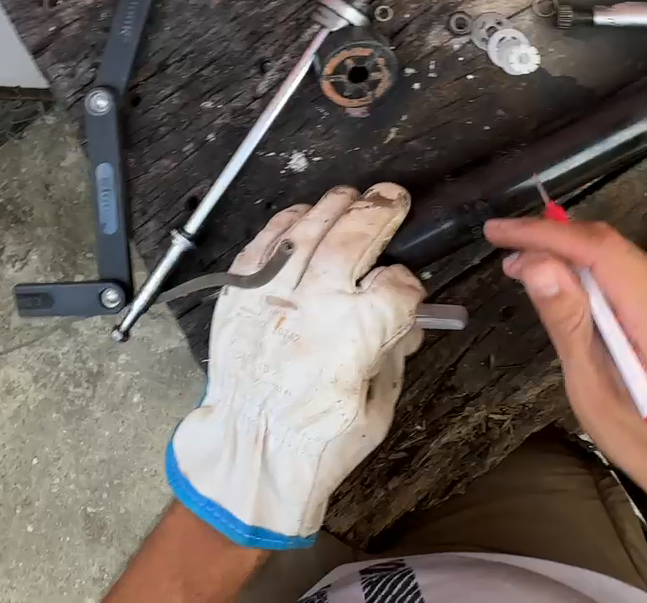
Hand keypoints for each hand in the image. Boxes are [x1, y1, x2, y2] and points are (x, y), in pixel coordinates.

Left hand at [167, 184, 425, 548]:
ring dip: (333, 206)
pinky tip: (304, 216)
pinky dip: (286, 224)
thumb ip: (394, 352)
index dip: (408, 284)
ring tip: (353, 196)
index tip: (408, 290)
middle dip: (378, 212)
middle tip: (393, 196)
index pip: (395, 289)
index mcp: (350, 342)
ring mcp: (268, 297)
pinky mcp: (238, 295)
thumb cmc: (318, 441)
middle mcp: (309, 309)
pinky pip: (263, 243)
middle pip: (351, 240)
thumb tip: (408, 316)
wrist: (248, 450)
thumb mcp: (377, 407)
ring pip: (305, 231)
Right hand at [485, 216, 646, 503]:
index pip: (602, 254)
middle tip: (504, 250)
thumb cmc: (646, 445)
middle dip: (551, 239)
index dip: (547, 235)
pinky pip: (628, 268)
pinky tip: (564, 283)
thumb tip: (534, 265)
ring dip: (568, 252)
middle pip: (610, 247)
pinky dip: (590, 268)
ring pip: (618, 253)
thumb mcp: (593, 392)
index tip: (500, 233)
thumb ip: (567, 322)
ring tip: (524, 266)